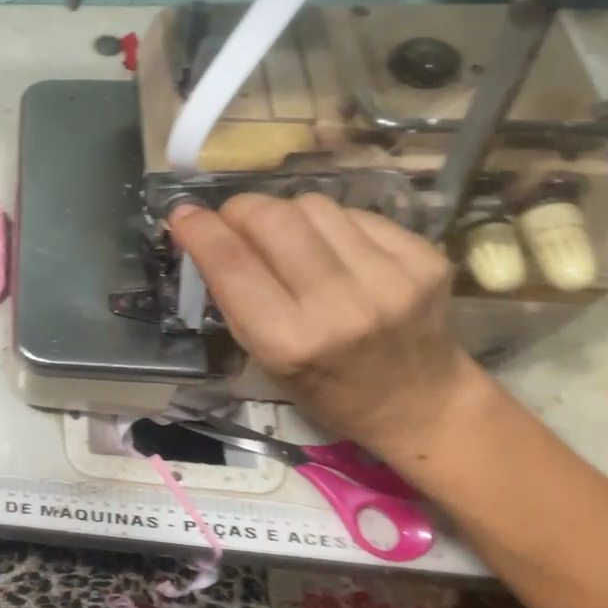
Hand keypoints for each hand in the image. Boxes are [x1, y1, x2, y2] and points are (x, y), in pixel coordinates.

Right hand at [168, 194, 486, 458]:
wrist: (418, 402)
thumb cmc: (324, 386)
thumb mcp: (263, 356)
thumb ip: (235, 296)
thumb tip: (204, 233)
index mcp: (288, 341)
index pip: (231, 263)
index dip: (200, 229)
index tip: (183, 215)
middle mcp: (340, 306)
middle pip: (272, 218)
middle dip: (241, 210)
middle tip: (234, 222)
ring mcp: (389, 278)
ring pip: (313, 206)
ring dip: (286, 214)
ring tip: (288, 239)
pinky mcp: (424, 258)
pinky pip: (356, 214)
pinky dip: (330, 224)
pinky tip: (333, 250)